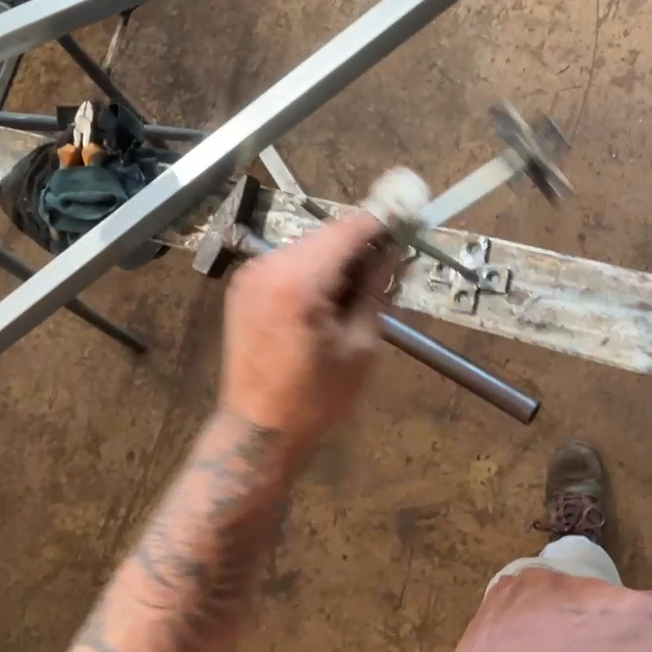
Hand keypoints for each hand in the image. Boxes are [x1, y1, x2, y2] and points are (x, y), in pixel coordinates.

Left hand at [217, 212, 391, 461]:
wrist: (258, 432)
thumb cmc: (316, 398)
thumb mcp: (360, 345)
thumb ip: (374, 289)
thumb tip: (392, 253)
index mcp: (299, 282)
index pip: (349, 229)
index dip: (382, 222)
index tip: (408, 220)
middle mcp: (269, 267)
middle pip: (327, 235)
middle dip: (360, 244)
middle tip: (389, 264)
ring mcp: (251, 275)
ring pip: (308, 247)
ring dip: (336, 259)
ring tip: (357, 291)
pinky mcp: (244, 288)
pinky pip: (287, 264)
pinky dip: (313, 271)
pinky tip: (327, 299)